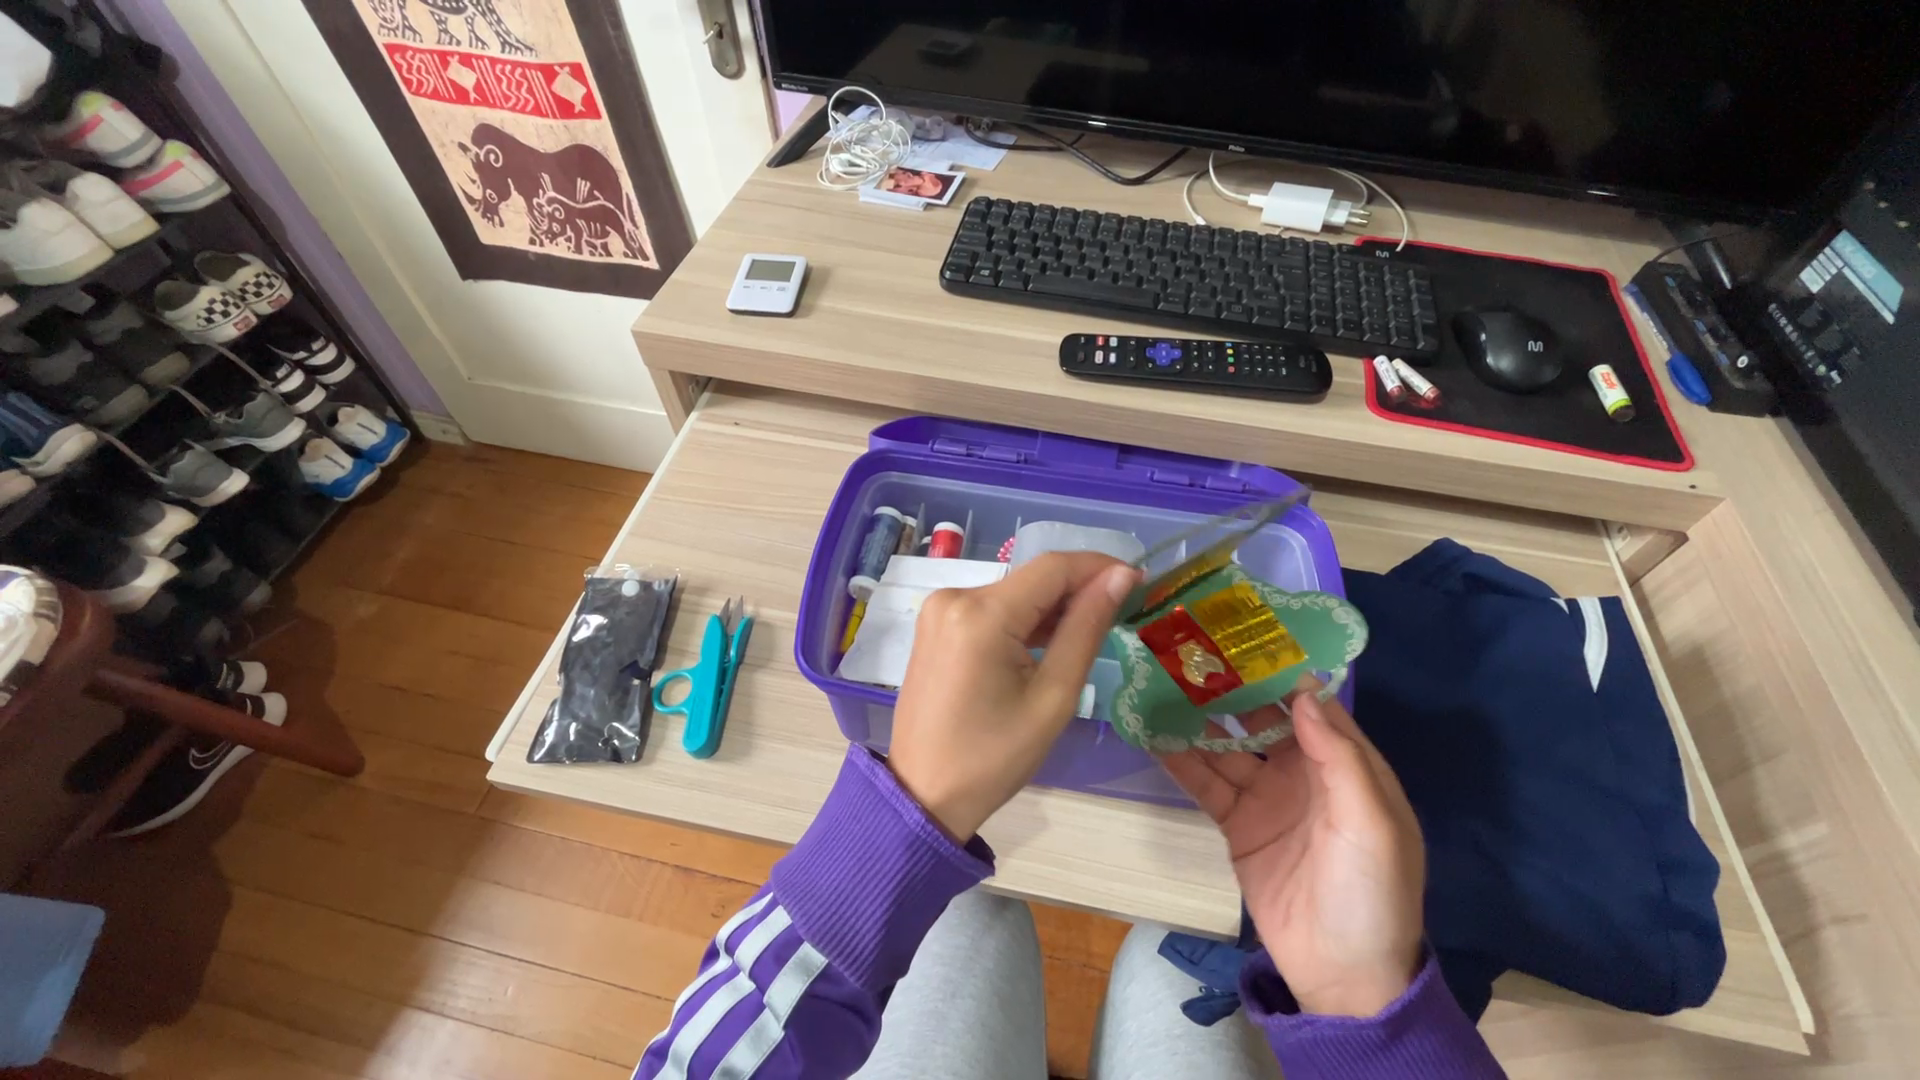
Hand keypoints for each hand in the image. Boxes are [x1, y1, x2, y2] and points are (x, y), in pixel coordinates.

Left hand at [888, 552, 1137, 840]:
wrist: (924, 793)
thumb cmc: (994, 757)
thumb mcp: (1052, 697)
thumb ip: (1086, 629)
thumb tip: (1121, 577)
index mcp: (980, 613)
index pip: (1053, 567)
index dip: (1100, 567)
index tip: (1139, 582)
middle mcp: (953, 596)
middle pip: (1032, 578)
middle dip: (1078, 590)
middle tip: (1121, 614)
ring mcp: (939, 609)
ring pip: (1013, 591)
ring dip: (1051, 606)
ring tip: (1089, 633)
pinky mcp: (936, 625)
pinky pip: (990, 608)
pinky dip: (1022, 619)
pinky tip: (1047, 643)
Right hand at [1160, 680, 1425, 1017]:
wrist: (1342, 974)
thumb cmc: (1371, 891)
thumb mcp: (1371, 822)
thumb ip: (1338, 756)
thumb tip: (1302, 692)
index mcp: (1346, 767)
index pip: (1311, 707)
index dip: (1280, 673)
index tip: (1242, 639)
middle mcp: (1304, 773)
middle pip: (1262, 719)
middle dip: (1230, 690)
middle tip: (1189, 655)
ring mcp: (1266, 798)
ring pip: (1227, 746)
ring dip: (1199, 720)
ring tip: (1161, 686)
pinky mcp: (1237, 825)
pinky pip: (1207, 784)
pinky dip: (1182, 762)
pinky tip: (1155, 738)